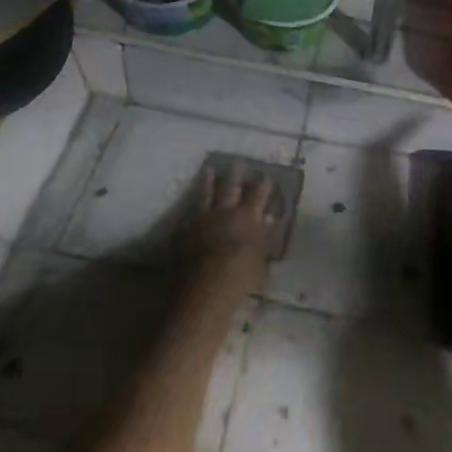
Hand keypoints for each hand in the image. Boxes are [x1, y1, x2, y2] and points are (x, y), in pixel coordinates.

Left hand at [187, 166, 275, 286]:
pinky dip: (192, 209)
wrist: (205, 289)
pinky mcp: (183, 231)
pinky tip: (190, 207)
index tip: (265, 175)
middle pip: (230, 188)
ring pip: (205, 195)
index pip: (257, 195)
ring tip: (209, 170)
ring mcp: (201, 219)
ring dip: (208, 182)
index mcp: (247, 217)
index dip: (262, 185)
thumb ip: (264, 235)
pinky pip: (188, 214)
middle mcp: (224, 212)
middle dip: (235, 175)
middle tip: (237, 162)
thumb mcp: (260, 257)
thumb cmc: (241, 276)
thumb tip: (268, 218)